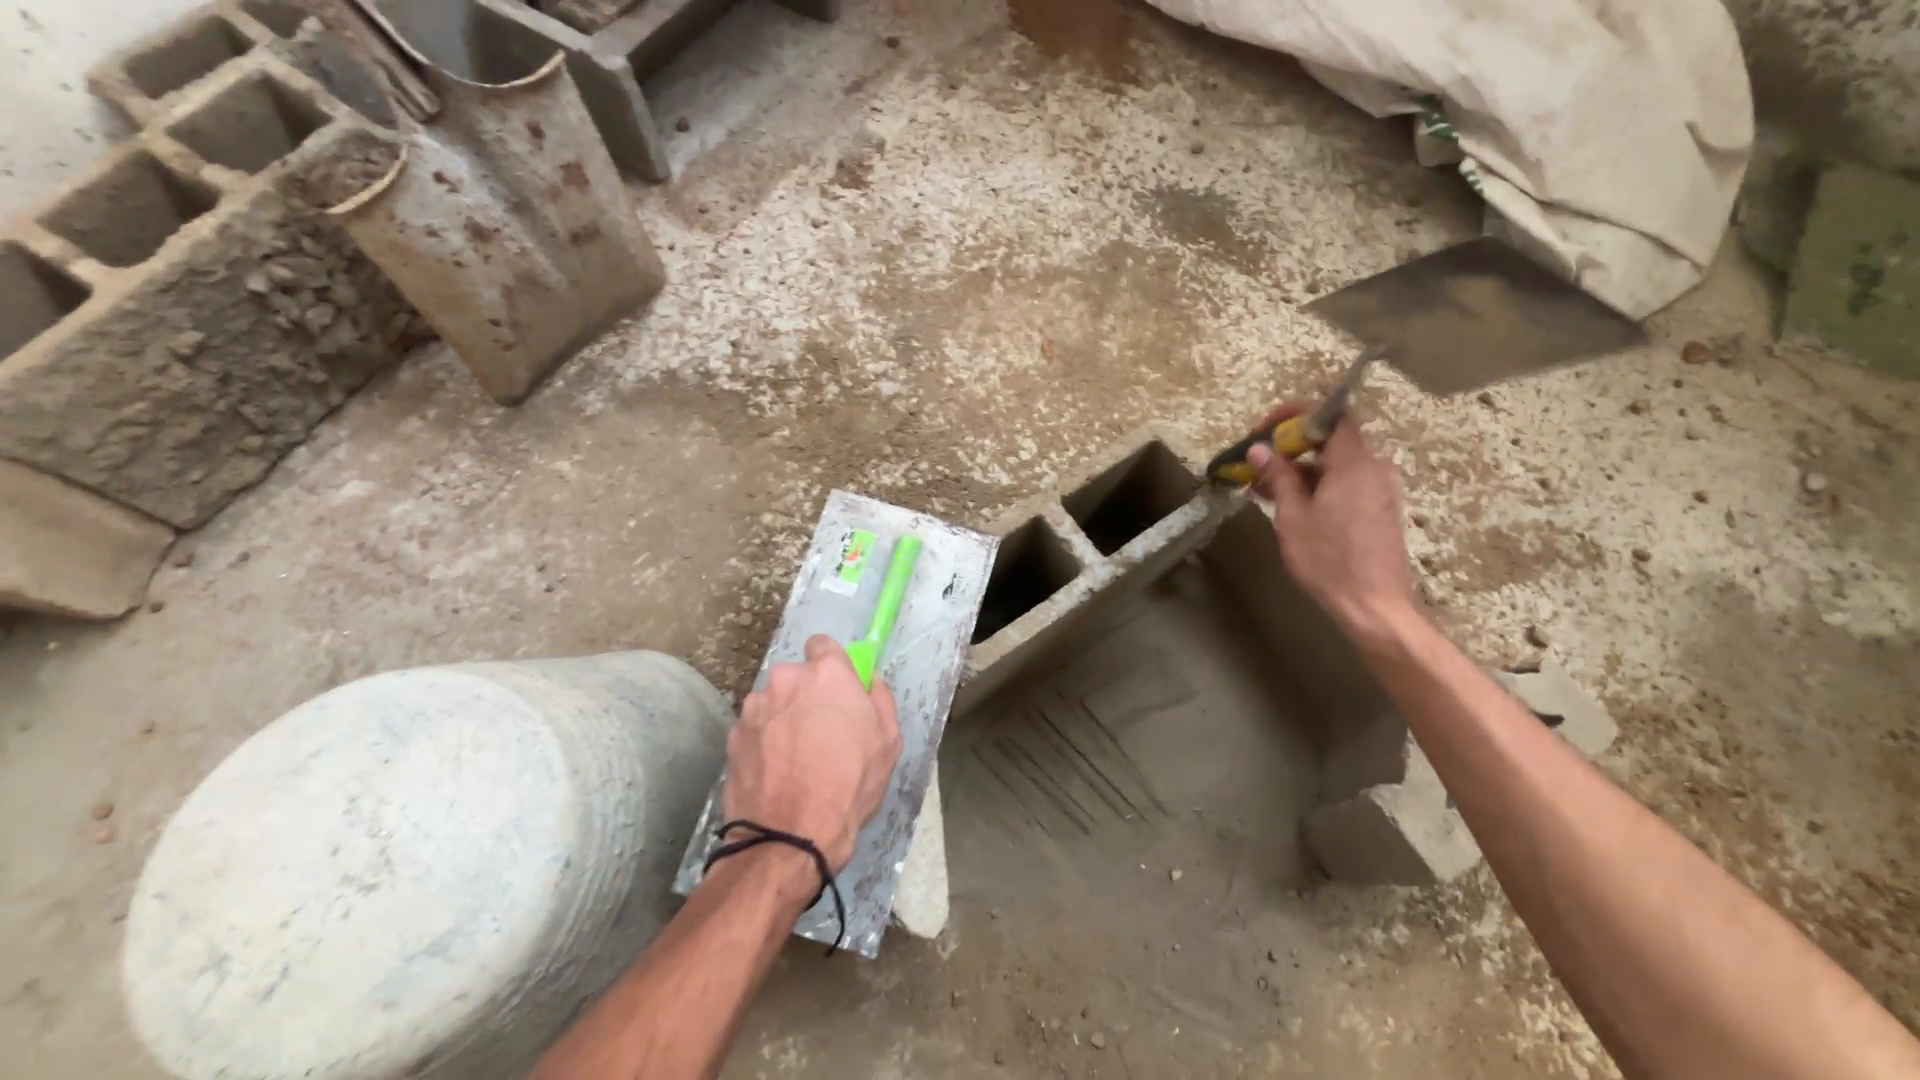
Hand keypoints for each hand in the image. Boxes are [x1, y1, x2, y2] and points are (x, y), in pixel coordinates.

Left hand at [722, 635, 901, 872]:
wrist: (789, 836)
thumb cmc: (850, 784)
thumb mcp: (888, 743)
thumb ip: (880, 700)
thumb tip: (870, 680)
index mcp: (826, 674)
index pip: (822, 644)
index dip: (830, 664)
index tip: (837, 688)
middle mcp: (785, 680)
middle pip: (796, 677)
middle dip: (806, 696)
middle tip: (820, 732)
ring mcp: (754, 708)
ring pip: (773, 703)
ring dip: (782, 719)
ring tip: (795, 758)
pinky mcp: (732, 736)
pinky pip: (754, 729)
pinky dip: (763, 743)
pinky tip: (775, 772)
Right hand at [1245, 403, 1415, 645]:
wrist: (1374, 606)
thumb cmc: (1329, 560)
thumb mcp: (1293, 517)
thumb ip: (1278, 476)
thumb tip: (1260, 449)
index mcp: (1354, 462)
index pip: (1330, 414)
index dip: (1296, 414)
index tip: (1265, 431)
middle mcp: (1375, 467)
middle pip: (1332, 440)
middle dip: (1292, 447)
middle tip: (1259, 464)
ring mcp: (1382, 489)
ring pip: (1338, 464)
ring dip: (1303, 470)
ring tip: (1267, 490)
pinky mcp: (1382, 509)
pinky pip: (1348, 483)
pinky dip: (1321, 486)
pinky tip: (1294, 507)